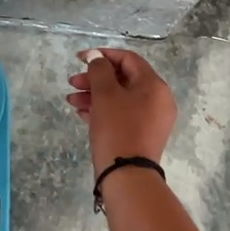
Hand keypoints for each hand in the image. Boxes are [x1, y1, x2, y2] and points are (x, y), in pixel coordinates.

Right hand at [65, 48, 176, 174]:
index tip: (79, 59)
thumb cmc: (117, 128)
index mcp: (154, 86)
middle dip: (94, 79)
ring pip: (120, 98)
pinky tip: (82, 113)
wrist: (127, 175)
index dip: (102, 55)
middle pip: (123, 79)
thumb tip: (97, 57)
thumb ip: (99, 69)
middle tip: (72, 82)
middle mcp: (158, 100)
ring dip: (94, 95)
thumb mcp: (105, 94)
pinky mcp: (142, 134)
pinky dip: (103, 110)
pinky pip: (122, 114)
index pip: (128, 59)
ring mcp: (151, 119)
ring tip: (71, 100)